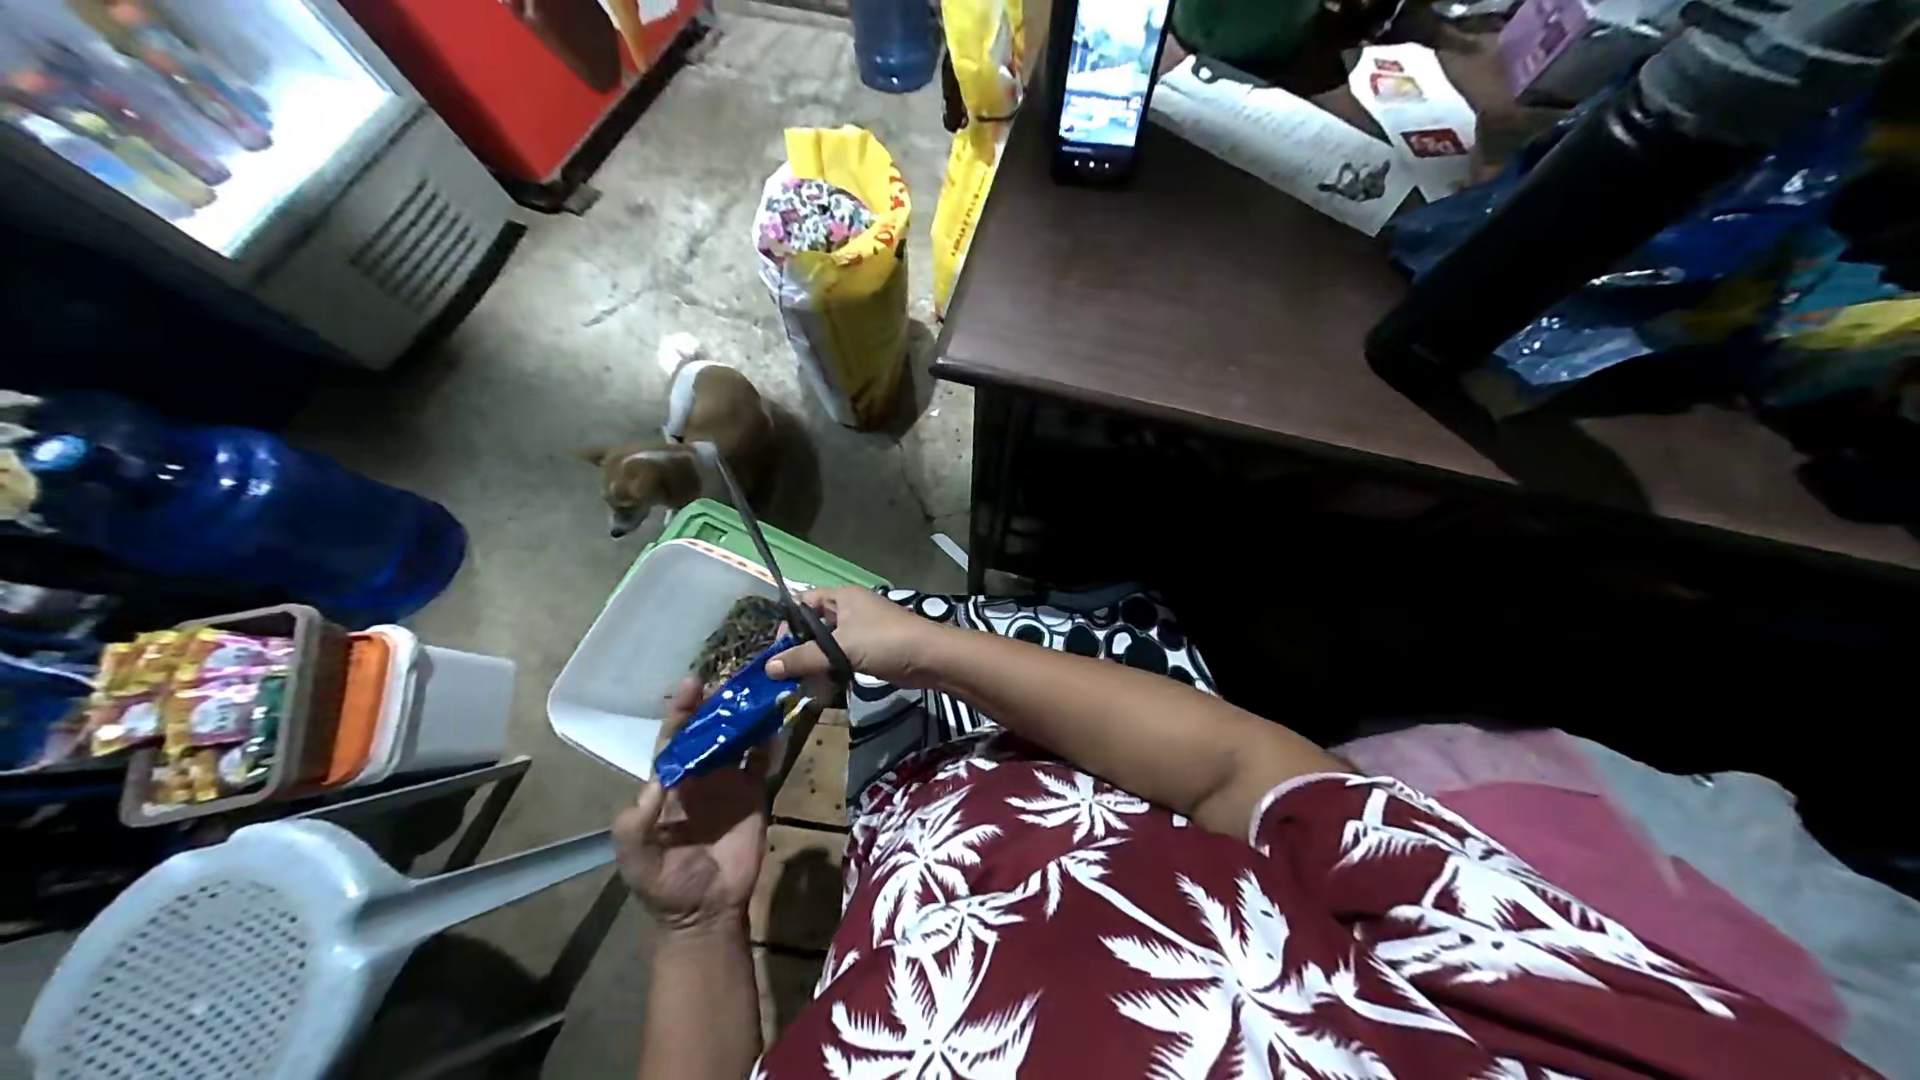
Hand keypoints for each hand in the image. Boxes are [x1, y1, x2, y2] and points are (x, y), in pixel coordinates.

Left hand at [613, 678, 768, 932]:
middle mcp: (699, 776)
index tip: (691, 684)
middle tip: (730, 677)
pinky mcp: (754, 792)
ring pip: (736, 738)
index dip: (680, 713)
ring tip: (756, 689)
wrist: (708, 912)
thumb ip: (636, 826)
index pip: (673, 740)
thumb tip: (655, 783)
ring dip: (743, 715)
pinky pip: (762, 760)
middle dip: (715, 704)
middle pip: (707, 731)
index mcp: (669, 785)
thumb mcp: (638, 860)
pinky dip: (769, 739)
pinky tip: (776, 719)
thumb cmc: (667, 886)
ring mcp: (728, 782)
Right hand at [767, 586, 949, 691]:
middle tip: (784, 669)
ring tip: (799, 681)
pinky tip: (821, 685)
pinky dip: (831, 668)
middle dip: (800, 646)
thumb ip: (804, 657)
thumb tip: (768, 667)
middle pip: (815, 625)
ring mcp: (861, 630)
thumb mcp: (840, 647)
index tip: (778, 647)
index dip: (789, 621)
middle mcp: (850, 609)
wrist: (929, 658)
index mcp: (842, 597)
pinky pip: (842, 657)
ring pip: (828, 644)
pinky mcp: (870, 650)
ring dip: (815, 660)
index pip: (804, 601)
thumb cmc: (884, 641)